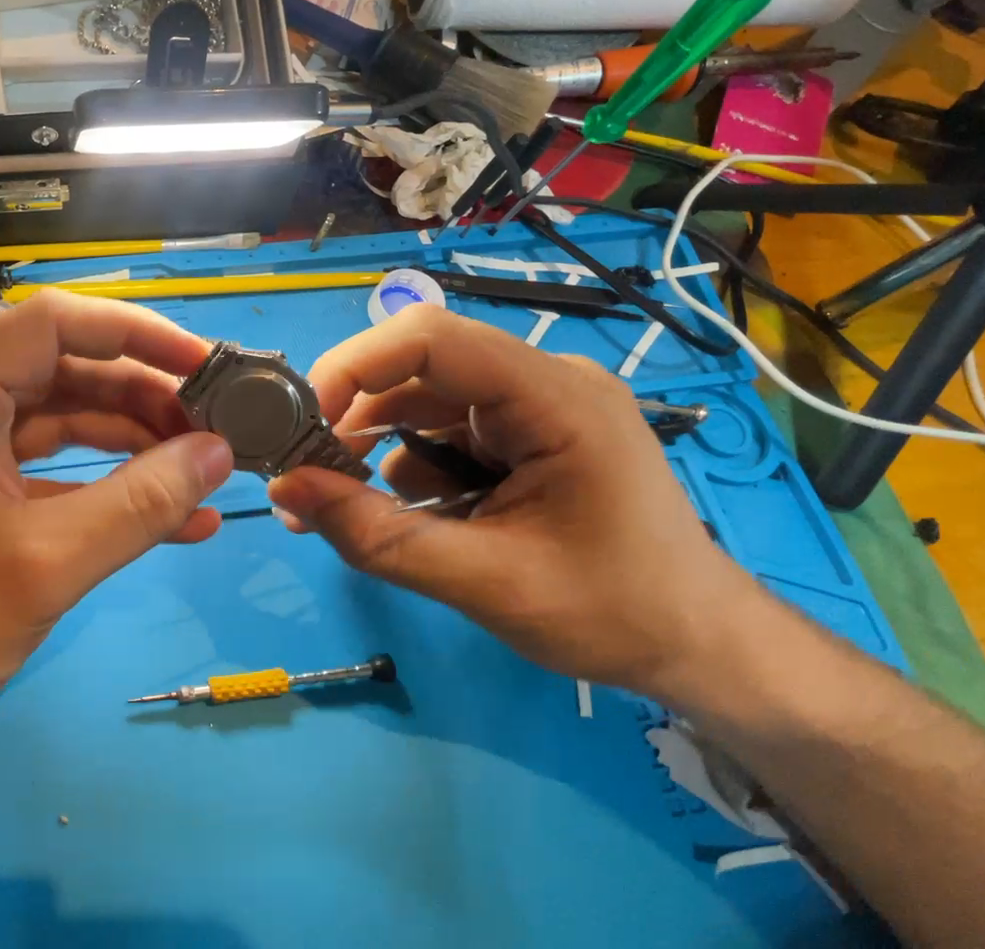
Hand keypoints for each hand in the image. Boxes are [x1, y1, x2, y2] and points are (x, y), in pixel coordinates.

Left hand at [0, 291, 234, 751]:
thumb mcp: (50, 563)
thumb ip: (141, 502)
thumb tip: (218, 452)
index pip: (51, 324)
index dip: (134, 333)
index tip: (201, 363)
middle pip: (63, 370)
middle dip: (142, 396)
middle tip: (213, 427)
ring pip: (62, 421)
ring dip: (133, 443)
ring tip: (204, 470)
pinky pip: (51, 474)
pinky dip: (107, 489)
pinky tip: (177, 519)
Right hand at [266, 306, 759, 701]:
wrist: (700, 647)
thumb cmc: (613, 613)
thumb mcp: (485, 583)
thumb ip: (378, 536)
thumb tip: (284, 491)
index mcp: (554, 398)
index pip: (431, 339)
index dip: (353, 367)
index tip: (300, 425)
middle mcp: (543, 385)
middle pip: (418, 371)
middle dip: (354, 421)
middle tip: (306, 479)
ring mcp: (535, 411)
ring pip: (423, 406)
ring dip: (377, 454)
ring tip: (347, 513)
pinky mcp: (525, 440)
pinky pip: (444, 436)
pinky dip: (410, 473)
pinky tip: (406, 520)